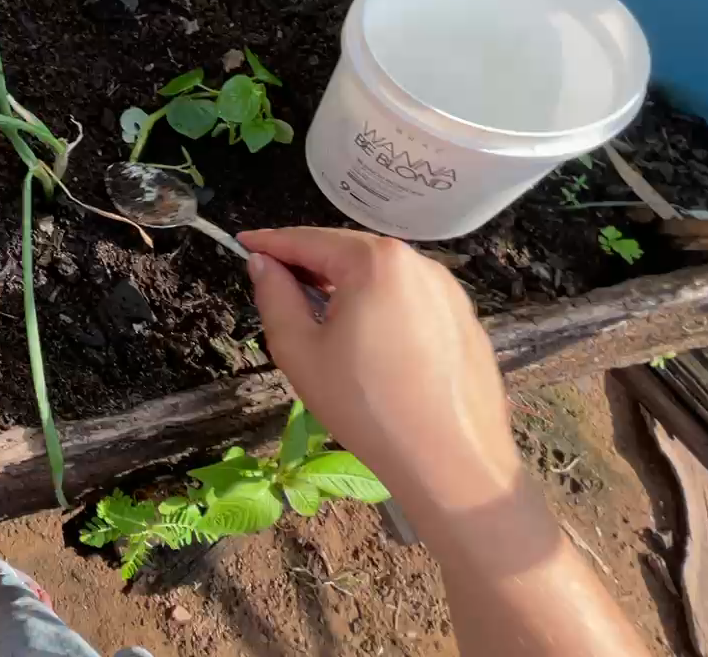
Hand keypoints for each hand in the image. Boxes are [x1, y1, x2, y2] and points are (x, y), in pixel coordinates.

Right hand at [239, 227, 522, 523]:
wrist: (452, 467)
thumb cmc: (364, 404)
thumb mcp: (297, 346)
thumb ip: (274, 294)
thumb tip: (262, 263)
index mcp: (375, 263)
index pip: (307, 240)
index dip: (269, 242)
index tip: (242, 242)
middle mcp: (418, 264)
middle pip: (345, 250)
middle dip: (306, 259)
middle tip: (271, 276)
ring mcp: (449, 292)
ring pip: (377, 271)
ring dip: (340, 279)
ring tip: (312, 305)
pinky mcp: (465, 320)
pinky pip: (406, 295)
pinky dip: (374, 299)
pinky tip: (360, 333)